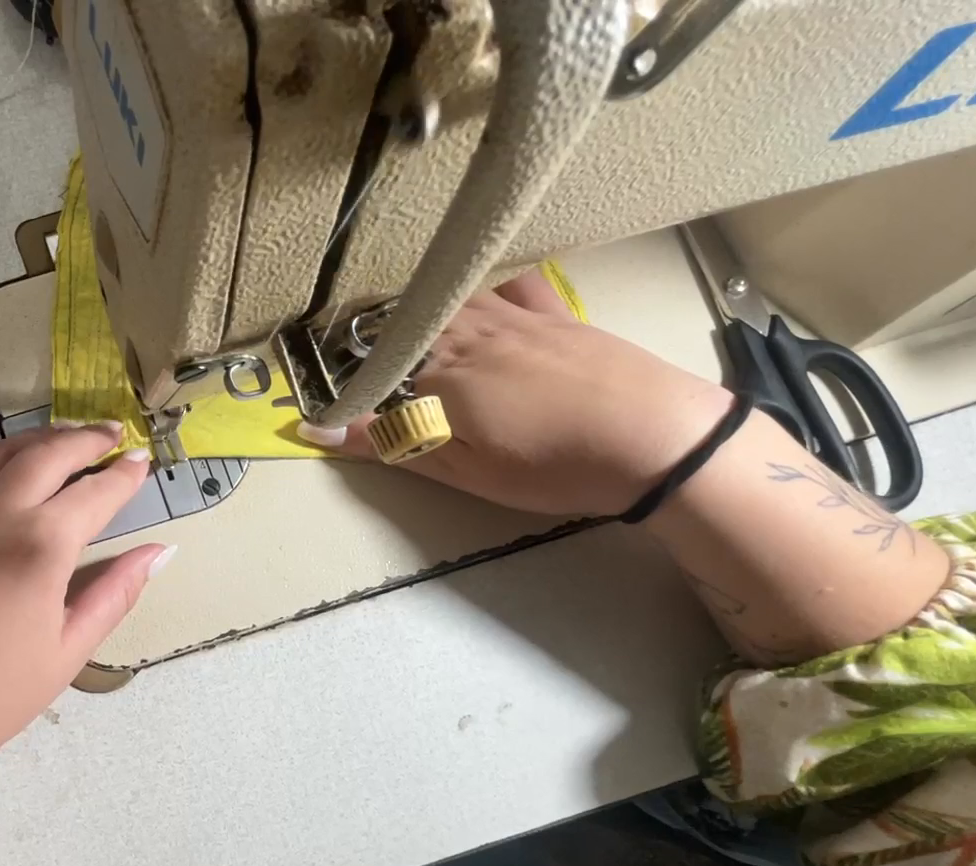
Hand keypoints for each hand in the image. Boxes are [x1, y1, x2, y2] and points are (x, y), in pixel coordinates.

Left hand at [0, 396, 170, 813]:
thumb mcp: (68, 652)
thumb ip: (116, 592)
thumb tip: (160, 550)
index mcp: (41, 549)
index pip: (97, 493)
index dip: (125, 476)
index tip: (141, 463)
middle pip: (51, 456)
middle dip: (88, 440)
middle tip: (112, 436)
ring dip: (38, 438)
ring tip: (65, 435)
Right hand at [300, 270, 732, 516]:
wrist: (659, 439)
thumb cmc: (553, 466)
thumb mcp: (465, 471)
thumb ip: (390, 444)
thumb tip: (315, 428)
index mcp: (440, 378)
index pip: (376, 376)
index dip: (353, 391)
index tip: (336, 403)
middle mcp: (468, 337)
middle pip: (407, 329)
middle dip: (378, 344)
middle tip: (367, 363)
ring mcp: (514, 319)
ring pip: (449, 302)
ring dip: (421, 313)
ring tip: (408, 330)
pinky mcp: (555, 315)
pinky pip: (511, 284)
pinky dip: (487, 287)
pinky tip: (482, 297)